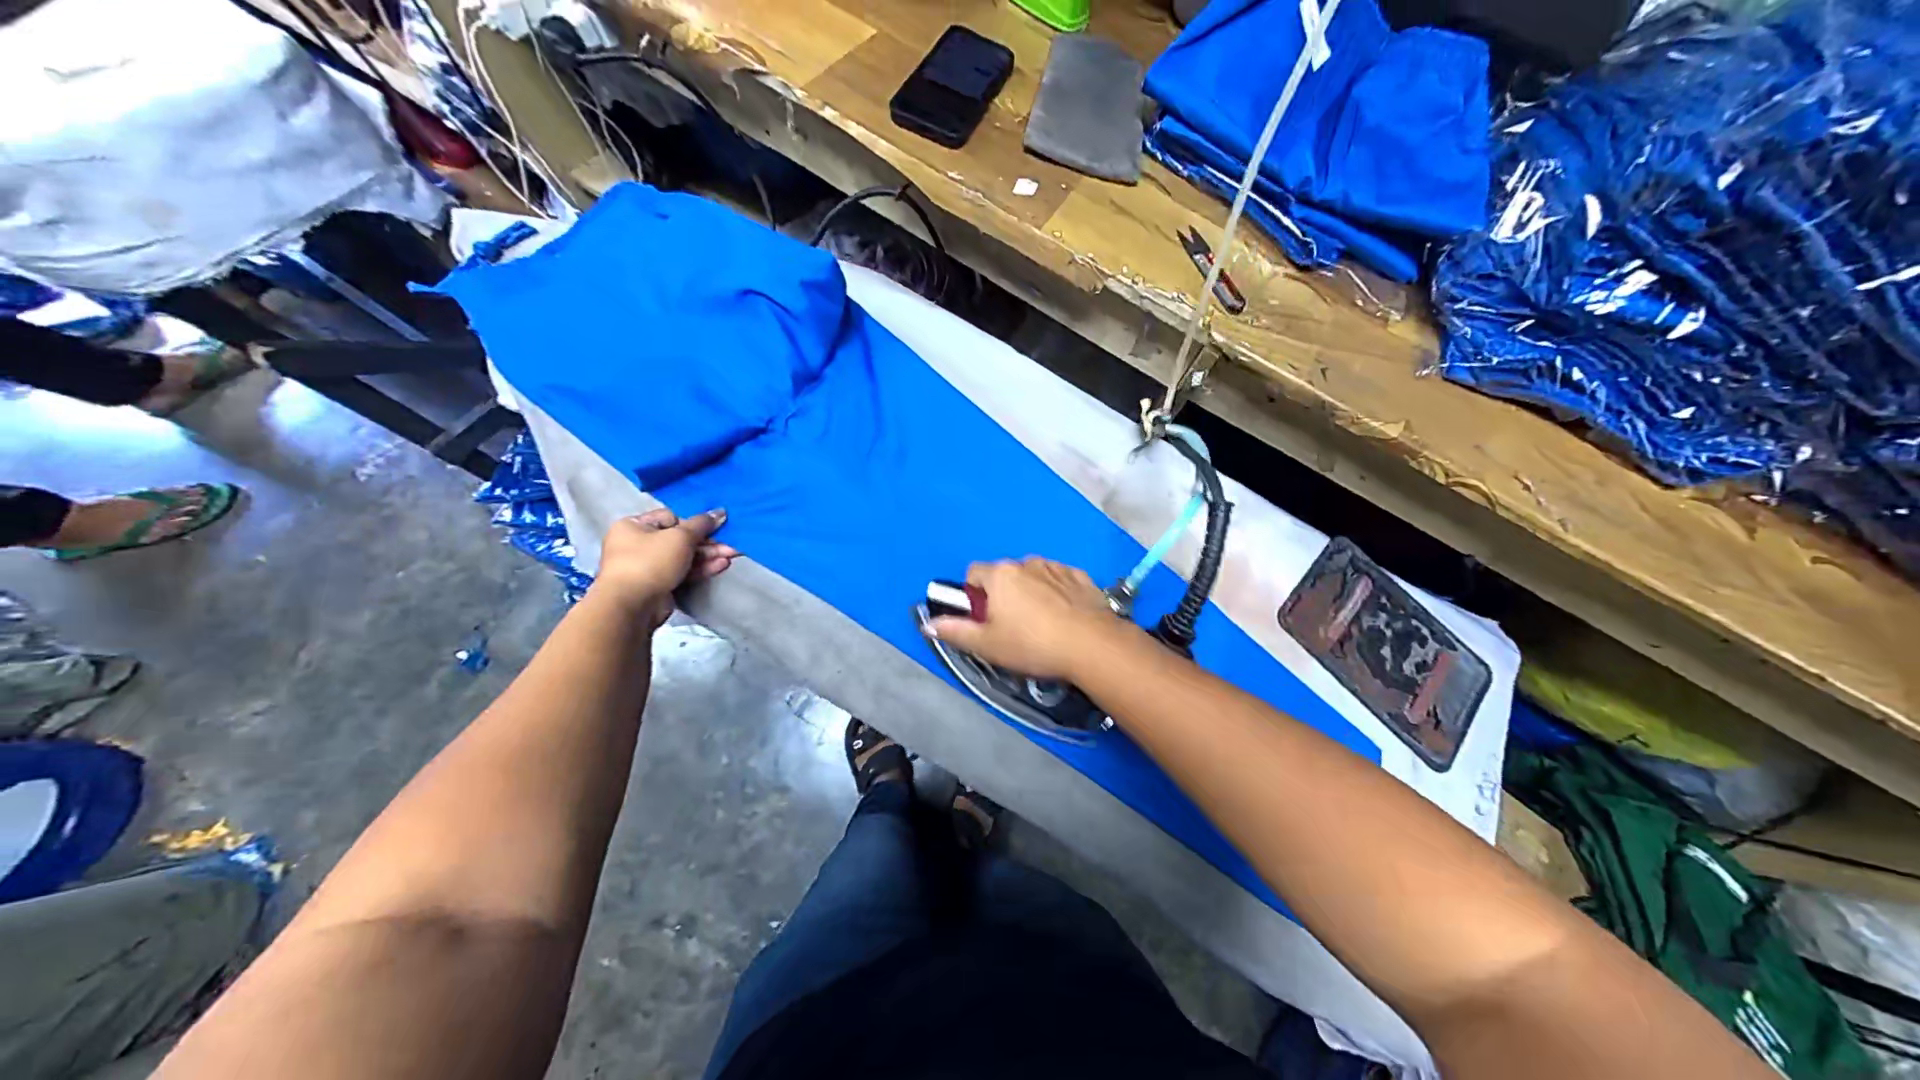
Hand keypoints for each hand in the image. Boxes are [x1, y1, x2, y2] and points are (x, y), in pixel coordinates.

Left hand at [592, 507, 737, 629]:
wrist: (632, 605)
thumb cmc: (651, 561)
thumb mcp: (680, 537)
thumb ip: (702, 524)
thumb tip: (720, 512)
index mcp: (634, 525)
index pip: (670, 517)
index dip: (693, 522)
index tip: (715, 526)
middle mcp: (639, 544)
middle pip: (680, 538)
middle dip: (707, 541)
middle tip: (731, 542)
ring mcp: (649, 566)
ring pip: (684, 557)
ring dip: (709, 555)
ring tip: (733, 553)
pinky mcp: (659, 585)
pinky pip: (683, 572)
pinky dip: (701, 568)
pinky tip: (722, 565)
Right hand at [926, 557, 1123, 678]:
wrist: (1092, 645)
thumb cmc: (1032, 645)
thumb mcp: (987, 645)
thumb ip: (955, 631)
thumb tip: (928, 623)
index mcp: (1000, 575)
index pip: (973, 573)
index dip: (974, 596)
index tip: (984, 619)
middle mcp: (1027, 563)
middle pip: (1004, 575)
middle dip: (1003, 595)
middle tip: (1012, 627)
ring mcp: (1057, 568)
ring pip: (1034, 576)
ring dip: (1032, 593)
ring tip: (1042, 624)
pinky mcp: (1082, 577)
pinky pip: (1061, 581)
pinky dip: (1058, 594)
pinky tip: (1065, 617)